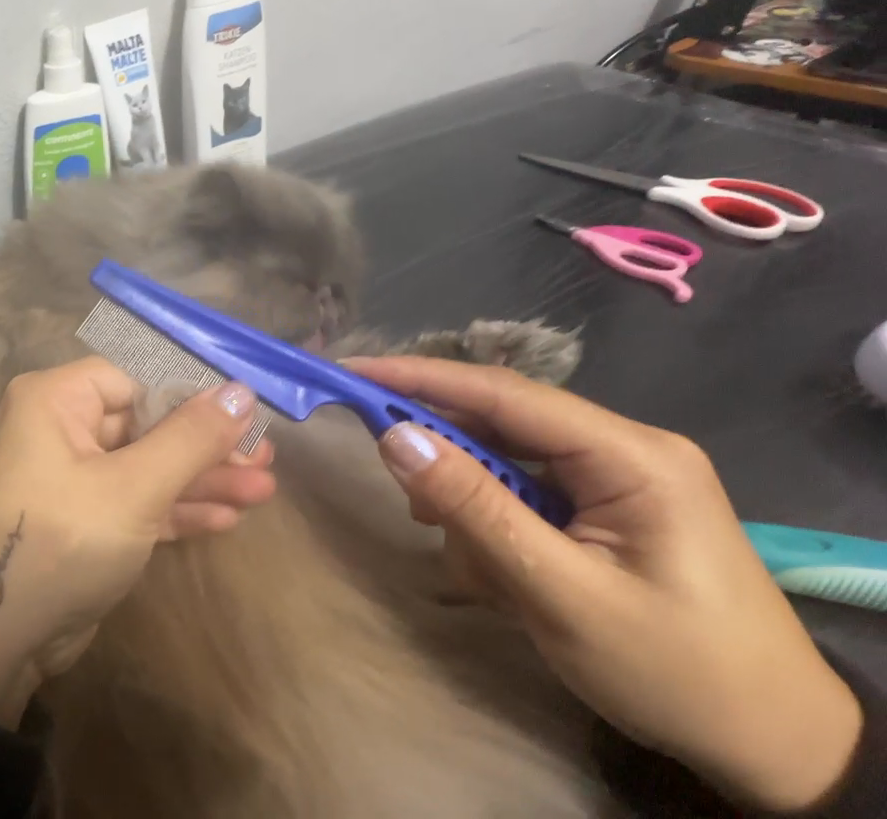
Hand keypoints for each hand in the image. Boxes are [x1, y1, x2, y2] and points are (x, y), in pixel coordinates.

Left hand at [0, 356, 271, 728]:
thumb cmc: (62, 541)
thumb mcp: (133, 488)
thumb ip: (191, 438)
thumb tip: (241, 391)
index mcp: (52, 400)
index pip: (132, 376)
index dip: (191, 391)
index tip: (249, 409)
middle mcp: (54, 428)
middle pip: (142, 422)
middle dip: (205, 444)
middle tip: (267, 458)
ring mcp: (65, 477)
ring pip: (143, 465)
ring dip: (199, 479)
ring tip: (264, 492)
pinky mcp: (78, 521)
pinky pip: (132, 501)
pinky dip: (174, 510)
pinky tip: (226, 519)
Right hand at [349, 356, 862, 812]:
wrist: (773, 746)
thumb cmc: (676, 671)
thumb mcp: (562, 593)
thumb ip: (475, 509)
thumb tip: (393, 437)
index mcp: (632, 457)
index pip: (503, 394)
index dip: (418, 378)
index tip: (346, 373)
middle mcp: (623, 451)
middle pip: (499, 425)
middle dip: (448, 467)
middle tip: (415, 512)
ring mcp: (614, 481)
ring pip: (501, 464)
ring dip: (471, 512)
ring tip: (487, 577)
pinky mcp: (603, 511)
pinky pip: (520, 496)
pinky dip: (492, 531)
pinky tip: (502, 580)